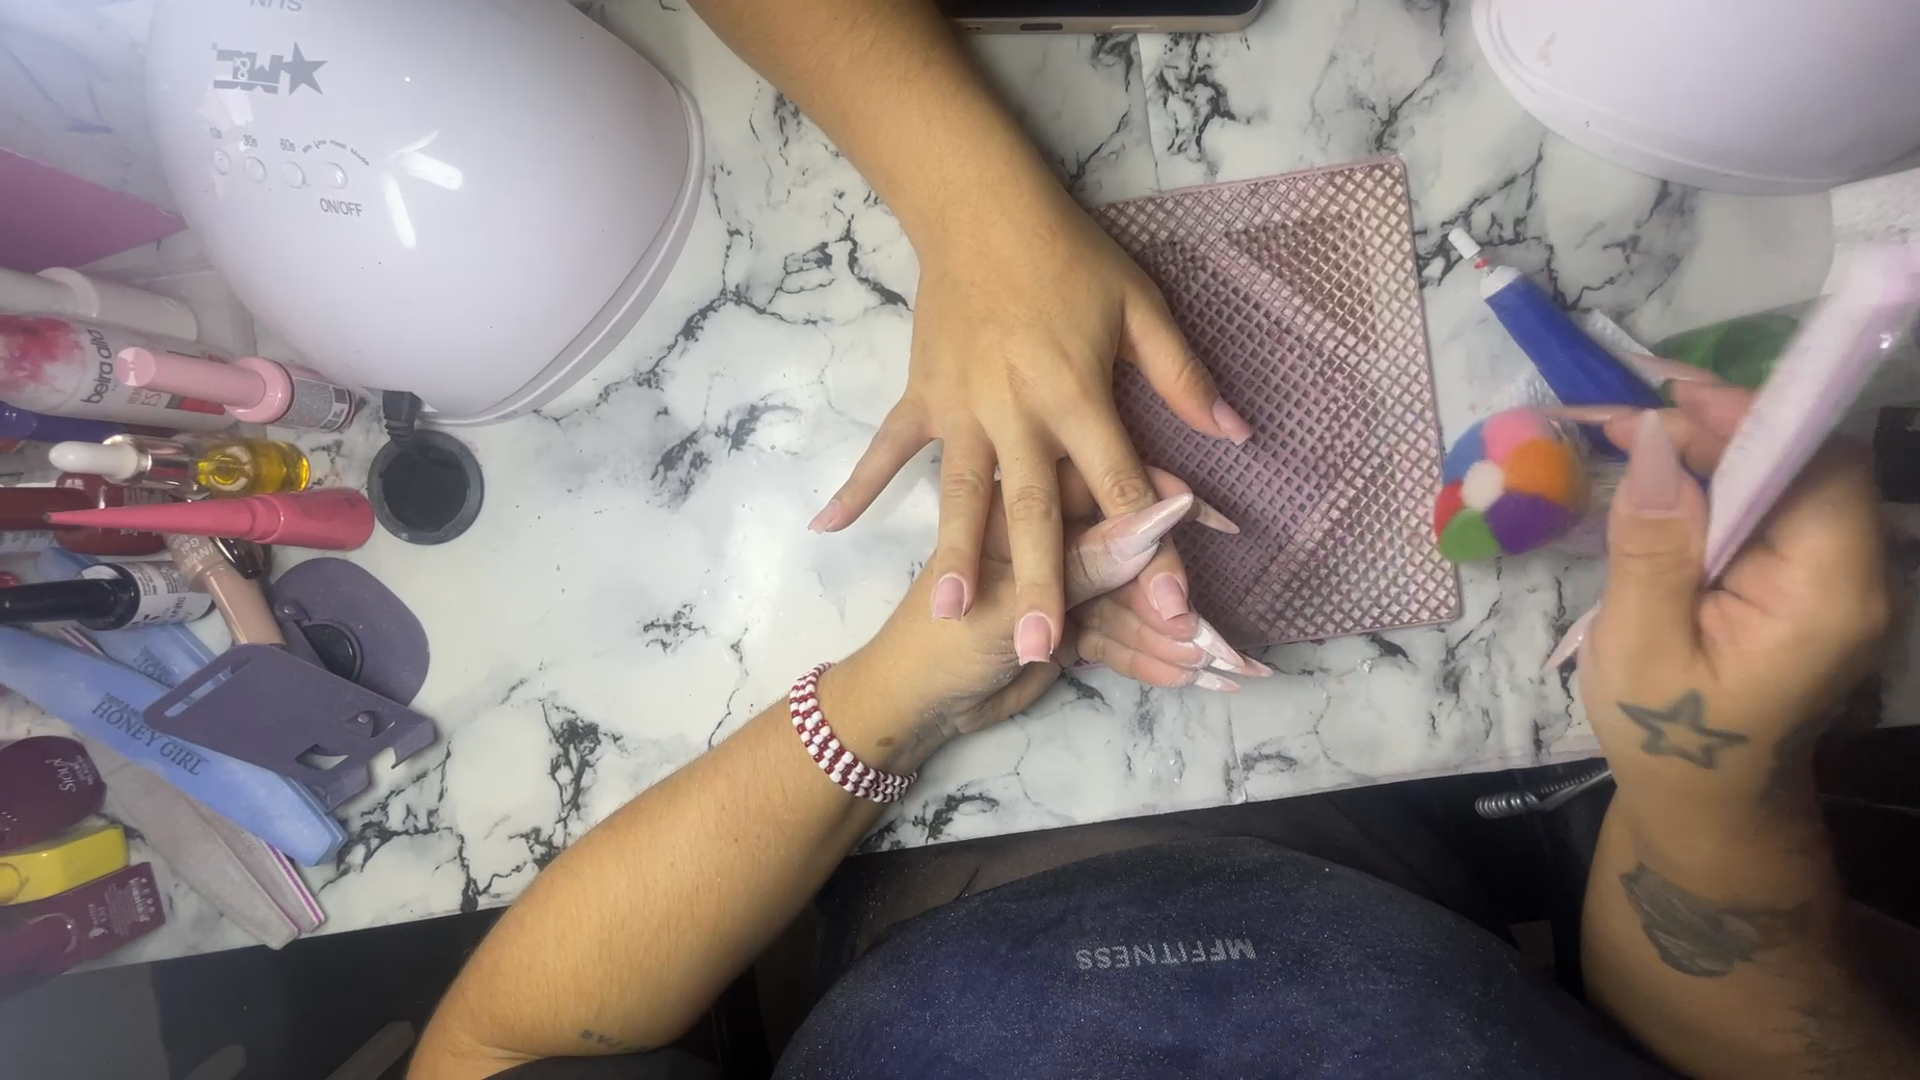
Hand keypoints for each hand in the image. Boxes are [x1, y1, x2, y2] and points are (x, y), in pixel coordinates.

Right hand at [810, 191, 1249, 670]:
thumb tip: (1235, 434)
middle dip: (1040, 581)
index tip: (1171, 612)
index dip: (1152, 549)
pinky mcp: (922, 399)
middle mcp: (1019, 414)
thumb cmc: (1069, 259)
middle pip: (1034, 510)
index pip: (1120, 485)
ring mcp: (961, 411)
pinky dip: (859, 485)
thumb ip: (1182, 376)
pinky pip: (888, 449)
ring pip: (961, 495)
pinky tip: (826, 527)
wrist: (982, 210)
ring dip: (955, 555)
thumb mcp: (1140, 306)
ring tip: (948, 615)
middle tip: (1039, 647)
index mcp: (1078, 395)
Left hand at [829, 478, 1243, 772]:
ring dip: (1165, 636)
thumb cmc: (942, 641)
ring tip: (1214, 666)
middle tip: (1213, 624)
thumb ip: (1087, 562)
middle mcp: (1050, 542)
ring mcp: (1061, 589)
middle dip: (1171, 592)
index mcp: (1025, 512)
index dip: (1161, 510)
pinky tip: (1187, 676)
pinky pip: (1115, 640)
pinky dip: (1146, 659)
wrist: (912, 707)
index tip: (1215, 525)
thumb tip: (1162, 516)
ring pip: (1126, 606)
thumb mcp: (1014, 600)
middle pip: (1126, 557)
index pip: (1105, 495)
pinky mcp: (1068, 630)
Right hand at [1578, 384, 1891, 820]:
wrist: (1702, 792)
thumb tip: (1657, 448)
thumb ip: (1652, 547)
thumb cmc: (1664, 727)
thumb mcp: (1641, 641)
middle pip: (1809, 470)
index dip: (1752, 424)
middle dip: (1724, 427)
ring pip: (1785, 484)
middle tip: (1630, 414)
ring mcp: (1830, 579)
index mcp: (1828, 595)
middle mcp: (1853, 576)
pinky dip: (1711, 482)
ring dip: (1712, 449)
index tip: (1666, 400)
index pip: (1818, 475)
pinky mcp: (1796, 582)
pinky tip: (1661, 475)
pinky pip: (1764, 513)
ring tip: (1634, 433)